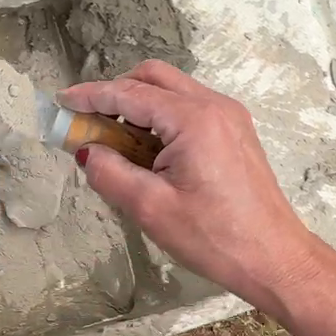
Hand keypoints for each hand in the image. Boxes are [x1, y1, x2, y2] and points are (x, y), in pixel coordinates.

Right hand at [59, 61, 335, 310]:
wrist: (274, 258)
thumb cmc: (213, 237)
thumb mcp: (149, 208)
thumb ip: (109, 173)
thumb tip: (85, 151)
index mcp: (193, 120)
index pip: (130, 94)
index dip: (90, 95)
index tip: (61, 101)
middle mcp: (214, 106)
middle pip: (152, 77)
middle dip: (114, 93)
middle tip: (88, 125)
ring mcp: (228, 116)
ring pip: (170, 90)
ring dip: (136, 105)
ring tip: (114, 143)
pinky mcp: (234, 131)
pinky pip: (186, 107)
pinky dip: (158, 117)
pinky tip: (146, 151)